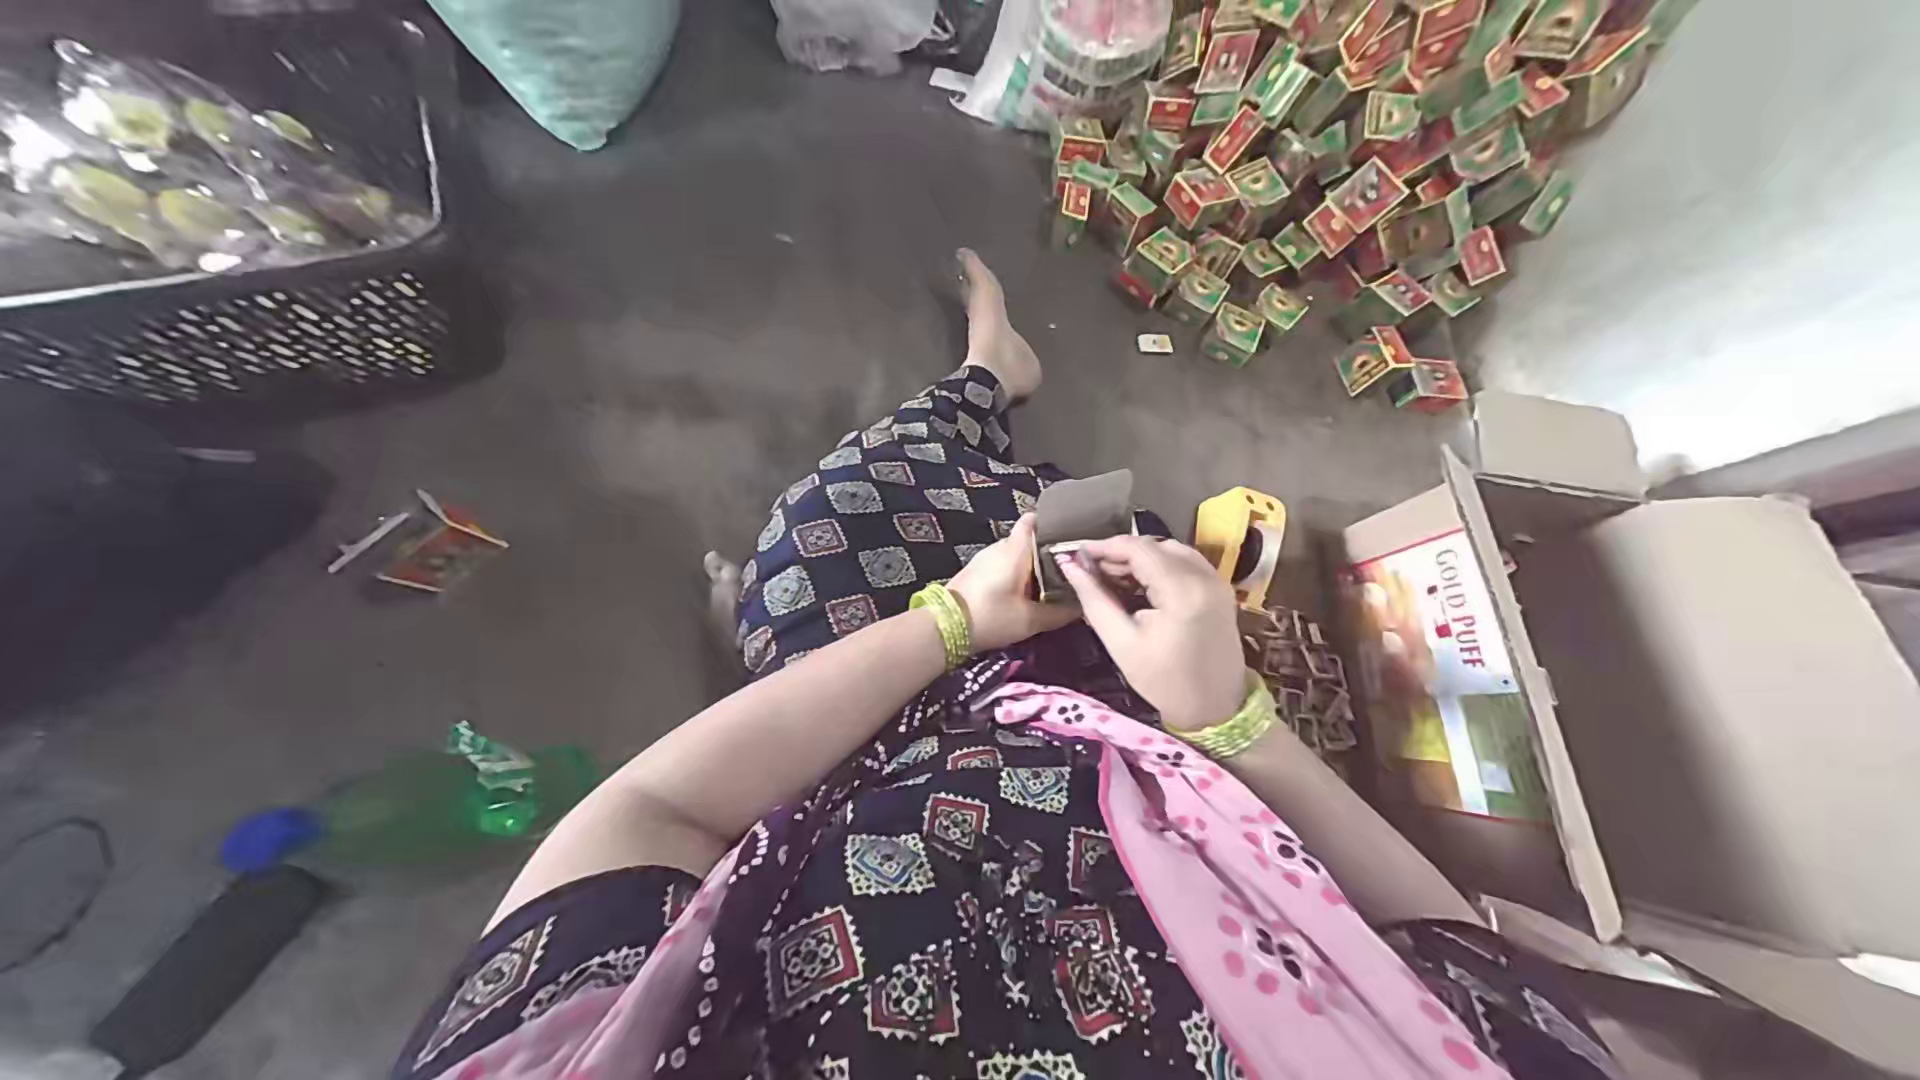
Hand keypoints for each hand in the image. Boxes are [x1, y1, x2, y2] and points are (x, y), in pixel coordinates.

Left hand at [946, 514, 1079, 651]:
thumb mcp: (1030, 620)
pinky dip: (1016, 574)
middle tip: (1070, 567)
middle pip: (1027, 540)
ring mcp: (984, 559)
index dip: (1052, 522)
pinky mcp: (975, 572)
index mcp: (1014, 550)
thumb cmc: (991, 616)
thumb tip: (1082, 607)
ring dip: (1031, 566)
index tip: (1071, 534)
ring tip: (1053, 581)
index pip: (1033, 521)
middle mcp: (999, 548)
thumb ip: (1060, 612)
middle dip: (1047, 551)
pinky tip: (1027, 592)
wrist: (944, 627)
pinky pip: (1002, 566)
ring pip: (1015, 555)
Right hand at [1057, 535, 1245, 730]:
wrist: (1216, 708)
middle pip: (1154, 545)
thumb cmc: (1164, 681)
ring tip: (1111, 575)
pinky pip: (1185, 561)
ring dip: (1140, 557)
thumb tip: (1069, 566)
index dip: (1104, 546)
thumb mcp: (1121, 642)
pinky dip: (1159, 564)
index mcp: (1182, 590)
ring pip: (1170, 550)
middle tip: (1090, 569)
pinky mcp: (1219, 589)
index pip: (1138, 549)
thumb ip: (1093, 599)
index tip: (1077, 554)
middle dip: (1120, 552)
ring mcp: (1216, 581)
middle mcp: (1204, 577)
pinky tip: (1139, 581)